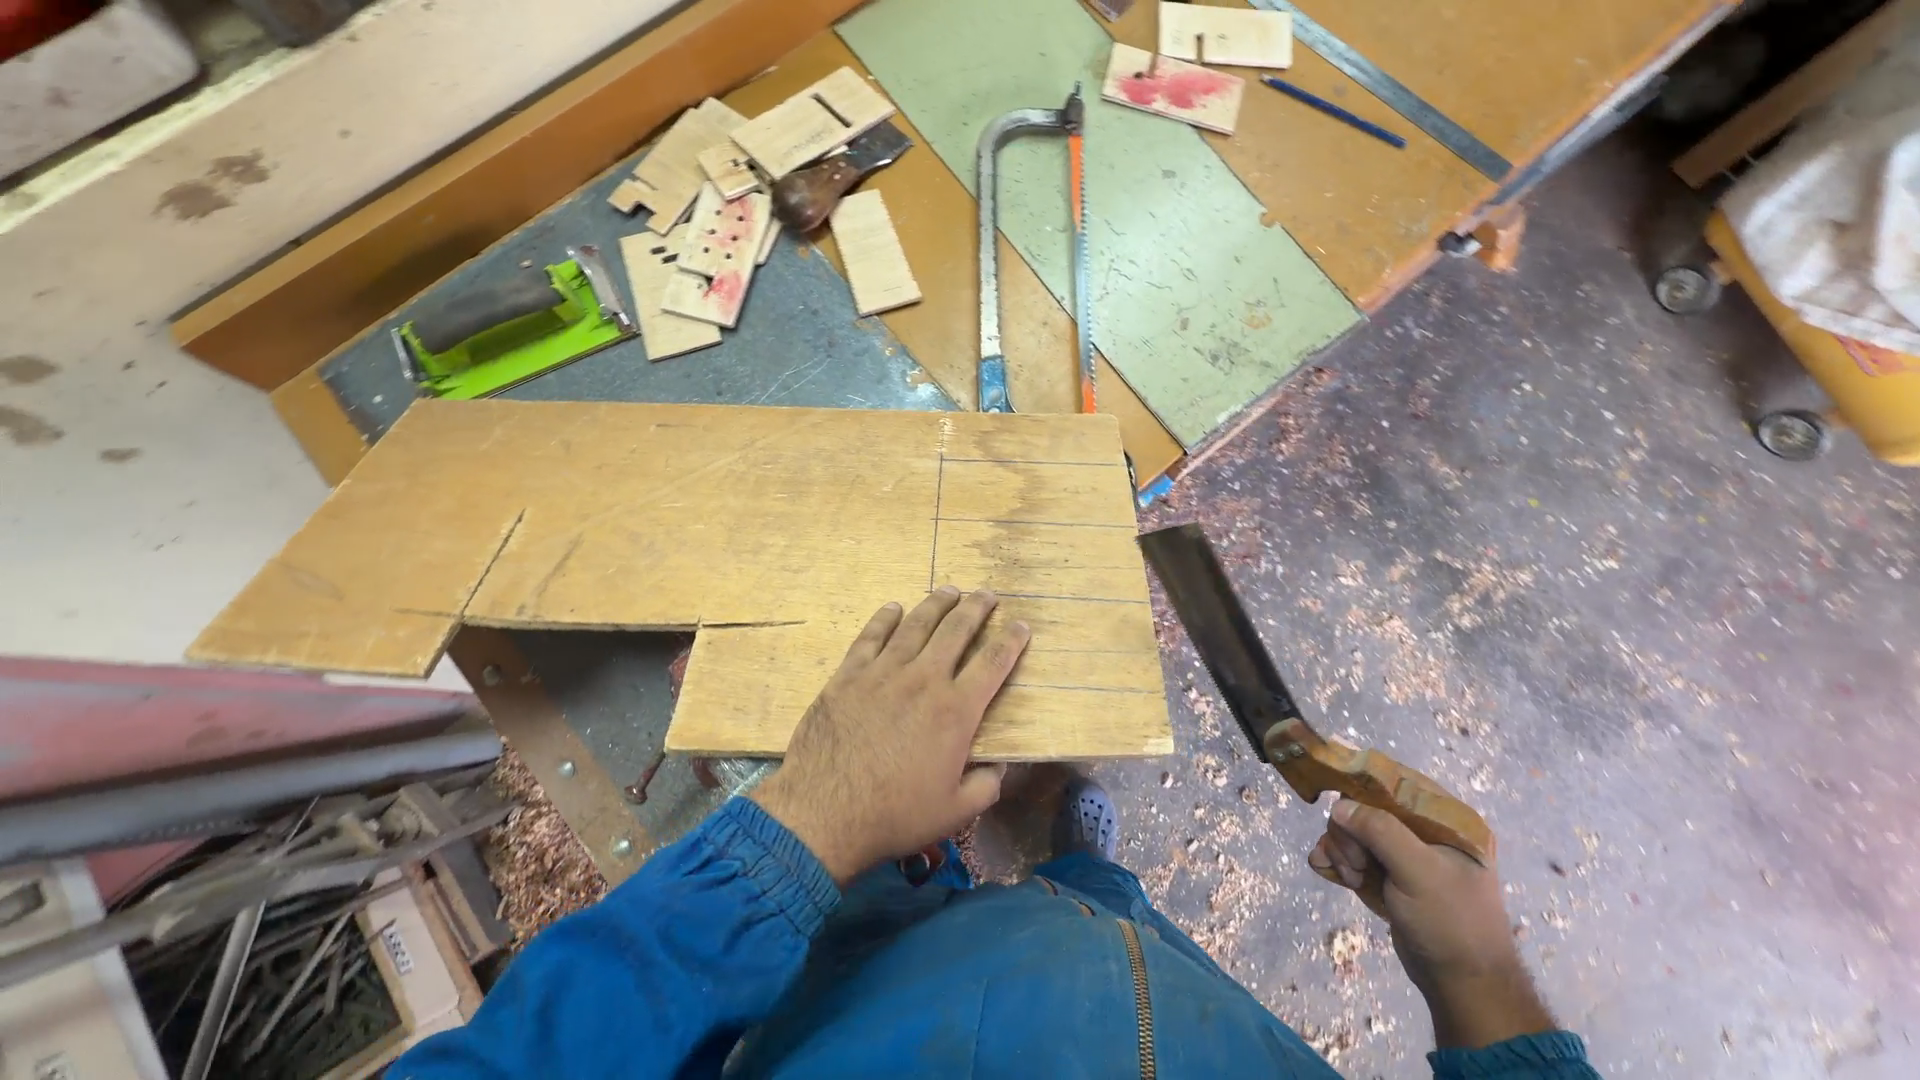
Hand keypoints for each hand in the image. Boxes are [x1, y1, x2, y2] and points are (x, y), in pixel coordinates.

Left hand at [750, 587, 1029, 884]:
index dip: (1011, 640)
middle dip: (976, 608)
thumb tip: (999, 766)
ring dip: (936, 604)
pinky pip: (871, 636)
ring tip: (949, 590)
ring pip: (915, 625)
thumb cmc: (895, 815)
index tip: (1021, 625)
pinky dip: (885, 618)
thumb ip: (986, 785)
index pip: (993, 663)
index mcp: (956, 711)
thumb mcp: (957, 812)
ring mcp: (882, 673)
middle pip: (956, 630)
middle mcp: (923, 680)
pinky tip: (893, 608)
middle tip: (987, 594)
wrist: (825, 813)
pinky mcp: (848, 675)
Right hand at [1309, 798, 1556, 1048]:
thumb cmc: (1452, 923)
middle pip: (1365, 808)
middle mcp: (1423, 831)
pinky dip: (1336, 863)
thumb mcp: (1420, 872)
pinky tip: (1331, 875)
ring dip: (1341, 851)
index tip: (1337, 804)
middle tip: (1357, 864)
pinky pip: (1350, 855)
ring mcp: (1402, 855)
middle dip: (1350, 834)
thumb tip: (1339, 806)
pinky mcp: (1386, 876)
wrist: (1463, 984)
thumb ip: (1381, 832)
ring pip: (1352, 832)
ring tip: (1351, 879)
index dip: (1362, 787)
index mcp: (1446, 820)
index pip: (1396, 783)